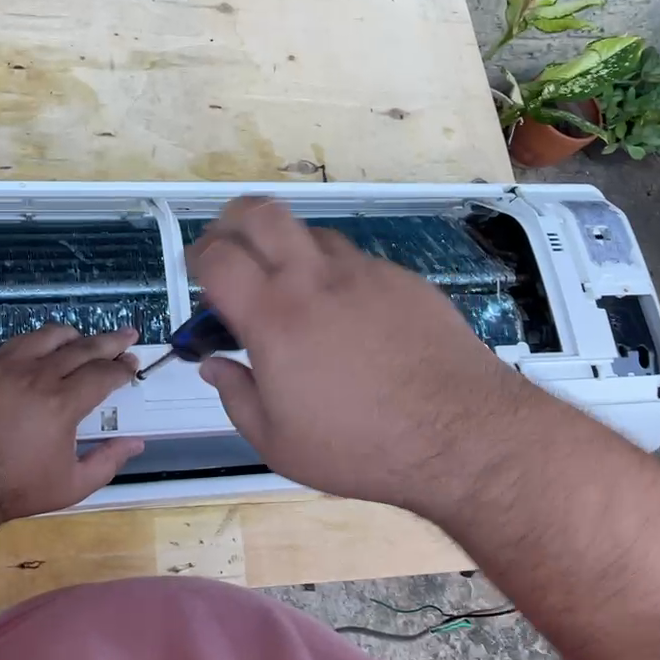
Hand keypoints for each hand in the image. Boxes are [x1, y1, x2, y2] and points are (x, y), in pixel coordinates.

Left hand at [0, 325, 144, 526]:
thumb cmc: (18, 488)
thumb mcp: (73, 485)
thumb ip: (108, 461)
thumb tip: (136, 444)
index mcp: (62, 405)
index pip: (103, 374)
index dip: (122, 368)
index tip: (132, 366)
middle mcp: (39, 378)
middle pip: (84, 347)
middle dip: (111, 341)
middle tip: (127, 336)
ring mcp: (11, 369)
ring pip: (51, 335)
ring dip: (76, 336)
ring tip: (88, 341)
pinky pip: (21, 341)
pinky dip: (42, 339)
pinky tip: (49, 346)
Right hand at [188, 197, 554, 514]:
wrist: (462, 436)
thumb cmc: (359, 447)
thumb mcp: (278, 443)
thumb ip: (236, 396)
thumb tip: (214, 365)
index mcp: (274, 316)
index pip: (218, 257)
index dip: (197, 256)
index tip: (197, 271)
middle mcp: (315, 279)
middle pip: (261, 213)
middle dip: (233, 221)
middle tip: (232, 252)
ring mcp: (364, 272)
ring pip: (311, 233)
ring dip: (287, 249)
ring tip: (291, 290)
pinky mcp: (404, 279)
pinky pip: (356, 261)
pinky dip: (336, 275)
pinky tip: (348, 317)